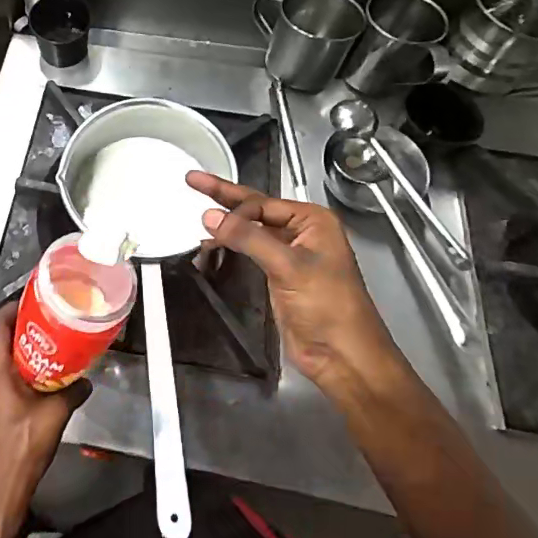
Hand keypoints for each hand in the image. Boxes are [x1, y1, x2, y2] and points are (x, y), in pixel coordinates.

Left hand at [0, 308, 89, 499]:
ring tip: (40, 347)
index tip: (31, 303)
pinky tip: (32, 377)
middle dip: (16, 328)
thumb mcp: (56, 413)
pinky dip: (10, 366)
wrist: (4, 481)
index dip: (11, 308)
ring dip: (13, 348)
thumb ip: (73, 391)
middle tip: (41, 324)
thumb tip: (87, 379)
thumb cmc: (24, 443)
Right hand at [186, 171, 406, 396]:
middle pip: (254, 209)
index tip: (207, 218)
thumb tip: (209, 215)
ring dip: (225, 224)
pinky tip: (211, 243)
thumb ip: (248, 237)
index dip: (233, 207)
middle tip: (193, 180)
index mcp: (313, 222)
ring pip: (249, 229)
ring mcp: (289, 254)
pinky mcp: (278, 275)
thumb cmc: (328, 307)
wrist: (344, 357)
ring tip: (195, 214)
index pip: (261, 204)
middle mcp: (302, 232)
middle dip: (224, 196)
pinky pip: (248, 250)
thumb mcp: (288, 266)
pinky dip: (229, 245)